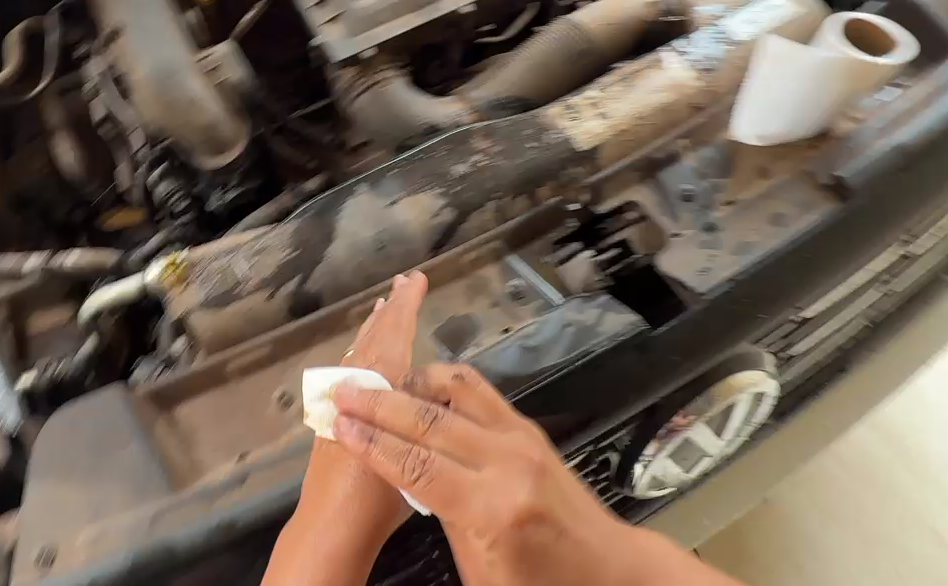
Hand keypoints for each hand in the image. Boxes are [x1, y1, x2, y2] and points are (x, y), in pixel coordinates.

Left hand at [262, 272, 428, 585]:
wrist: (330, 527)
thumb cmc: (376, 496)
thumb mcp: (411, 452)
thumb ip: (414, 414)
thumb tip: (423, 388)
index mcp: (375, 384)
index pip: (394, 332)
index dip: (407, 305)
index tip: (417, 278)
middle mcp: (354, 381)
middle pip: (375, 334)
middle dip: (392, 308)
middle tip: (404, 282)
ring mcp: (337, 395)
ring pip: (359, 348)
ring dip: (375, 325)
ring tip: (385, 305)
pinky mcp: (331, 413)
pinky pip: (350, 365)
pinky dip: (362, 348)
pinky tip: (366, 352)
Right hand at [331, 364, 742, 585]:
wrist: (610, 571)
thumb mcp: (481, 572)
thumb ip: (443, 514)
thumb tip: (403, 471)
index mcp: (493, 508)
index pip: (416, 465)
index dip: (371, 443)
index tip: (338, 423)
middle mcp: (507, 460)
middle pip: (428, 418)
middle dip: (379, 402)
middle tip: (342, 389)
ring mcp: (520, 435)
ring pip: (453, 388)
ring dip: (409, 381)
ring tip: (375, 381)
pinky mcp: (526, 424)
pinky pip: (477, 389)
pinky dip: (442, 380)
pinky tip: (419, 383)